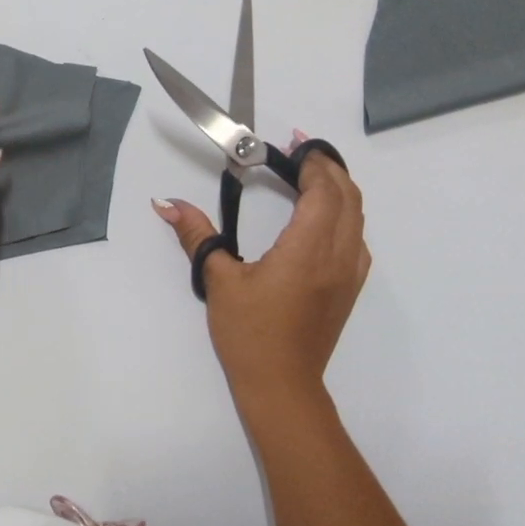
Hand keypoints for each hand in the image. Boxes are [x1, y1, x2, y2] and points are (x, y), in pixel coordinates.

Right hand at [153, 134, 370, 413]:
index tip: (293, 143)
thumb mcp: (218, 280)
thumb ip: (197, 237)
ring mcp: (349, 272)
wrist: (282, 382)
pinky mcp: (349, 286)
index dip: (313, 162)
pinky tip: (317, 216)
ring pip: (357, 216)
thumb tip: (167, 205)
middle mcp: (338, 256)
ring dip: (339, 189)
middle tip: (298, 151)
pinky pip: (356, 236)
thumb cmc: (248, 332)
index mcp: (308, 250)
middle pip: (348, 197)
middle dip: (328, 168)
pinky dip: (343, 213)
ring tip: (308, 174)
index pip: (324, 192)